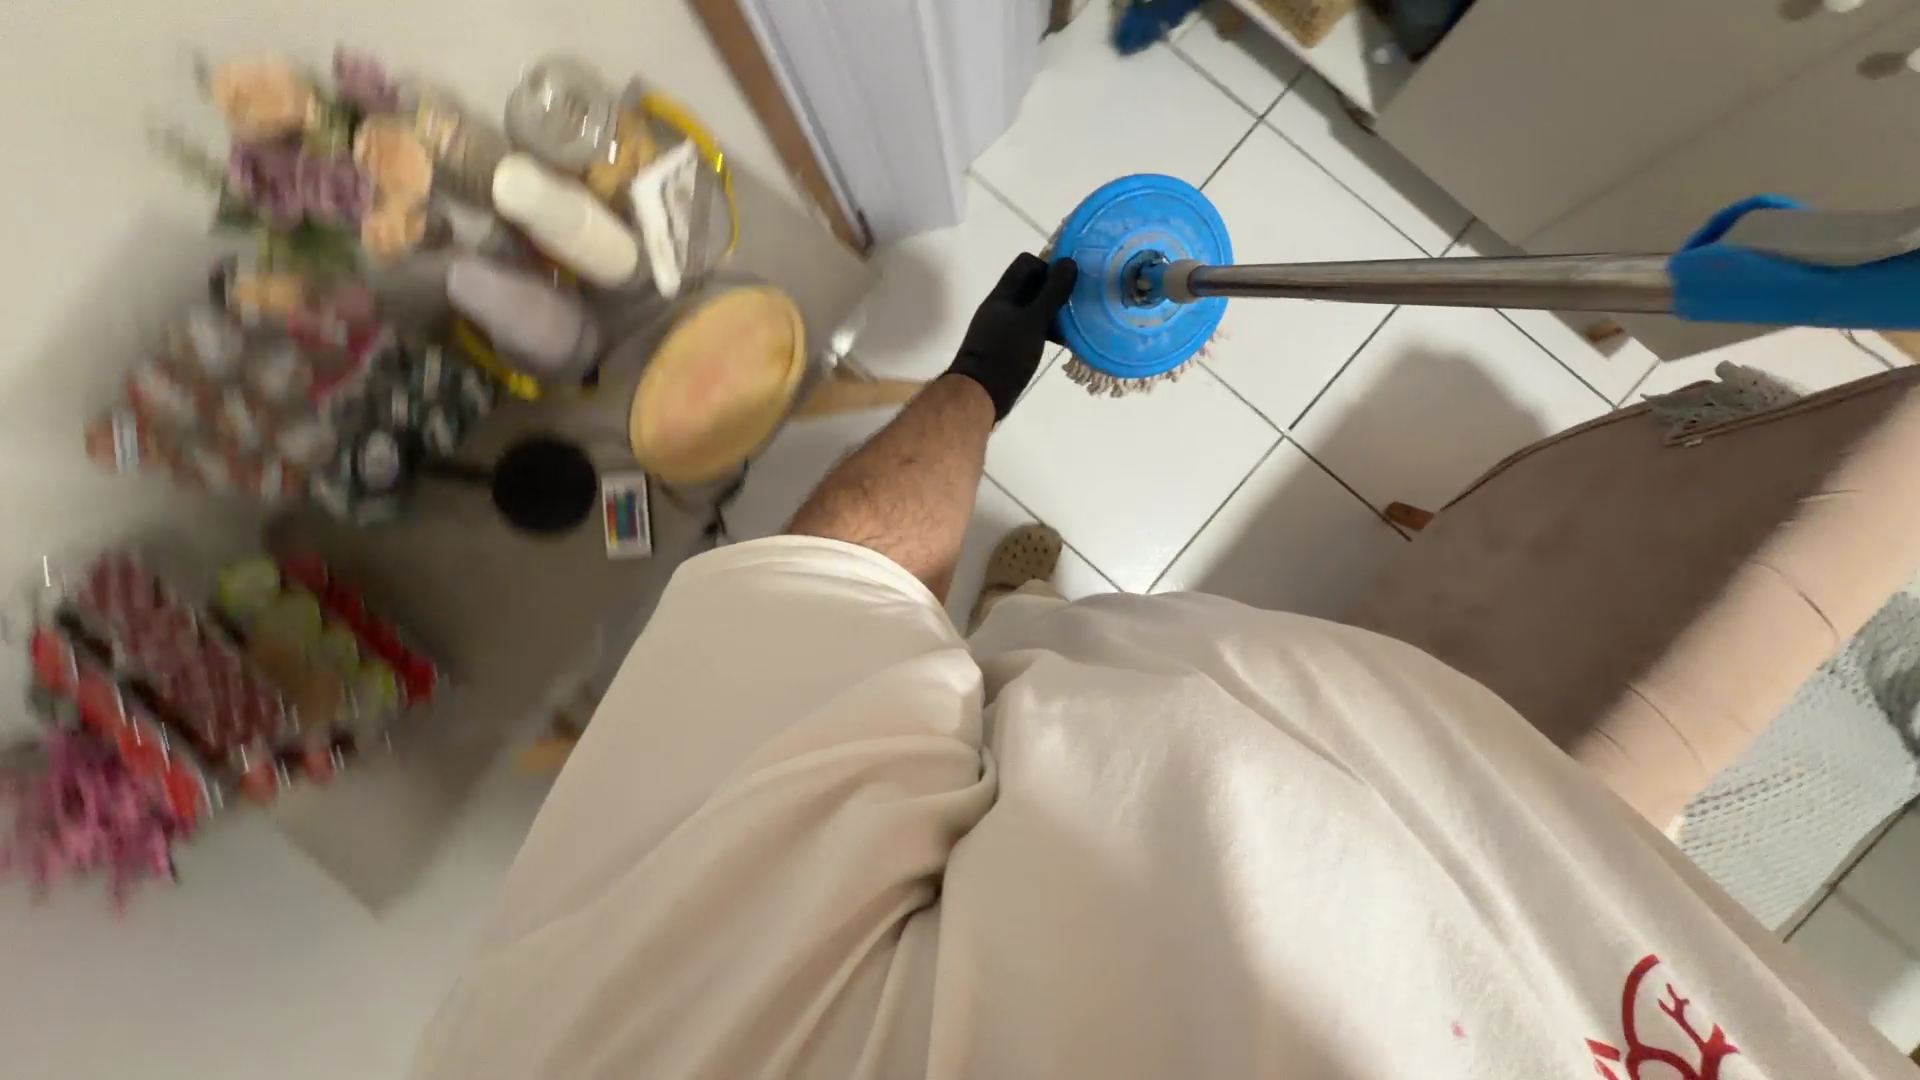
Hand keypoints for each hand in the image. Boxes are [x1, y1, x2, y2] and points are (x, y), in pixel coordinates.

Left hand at [946, 252, 1077, 420]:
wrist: (979, 394)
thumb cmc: (1006, 355)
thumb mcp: (1033, 321)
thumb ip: (1052, 293)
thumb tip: (1069, 262)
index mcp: (1002, 294)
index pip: (1026, 264)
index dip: (1048, 269)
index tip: (1067, 287)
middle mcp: (1000, 307)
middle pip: (1030, 287)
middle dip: (1054, 292)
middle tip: (1075, 306)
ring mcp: (1001, 328)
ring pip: (1031, 310)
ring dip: (1051, 314)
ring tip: (1073, 326)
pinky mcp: (1006, 348)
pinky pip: (1029, 330)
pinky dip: (1044, 332)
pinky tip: (1060, 343)